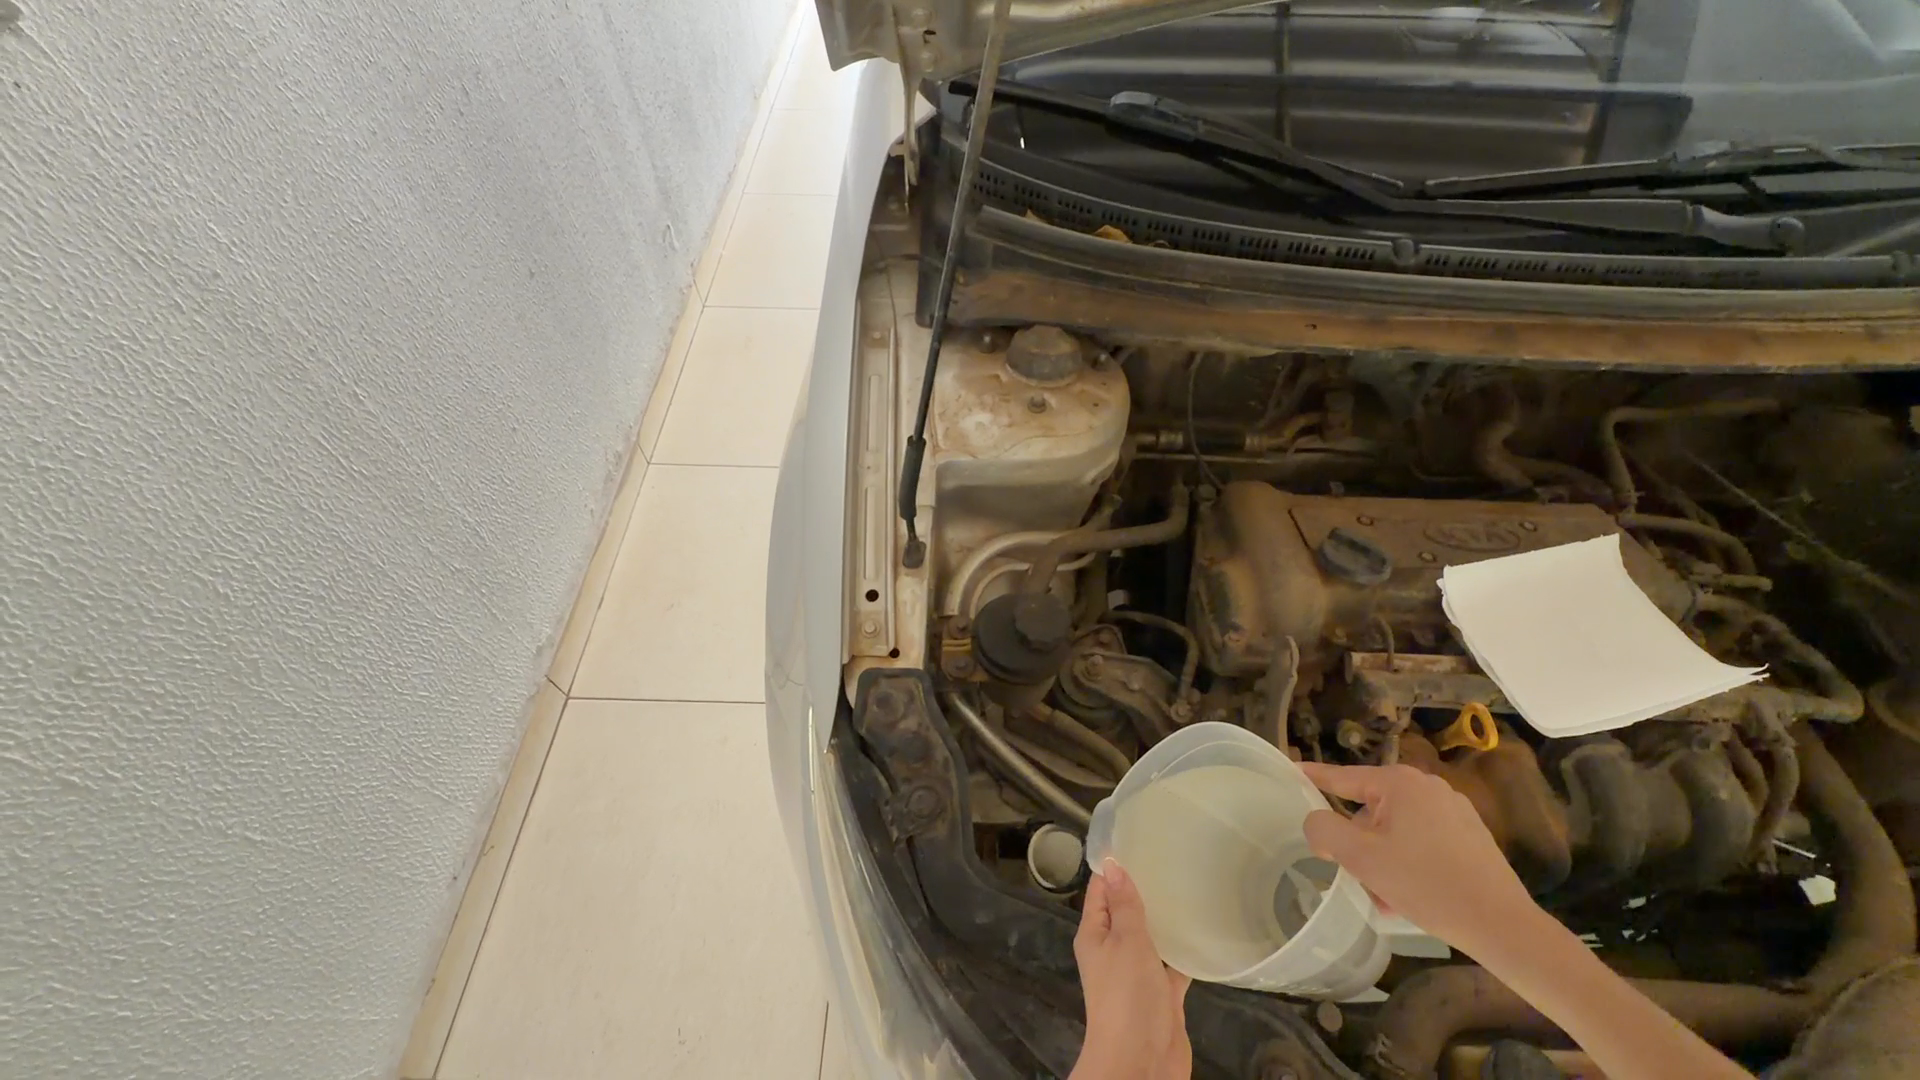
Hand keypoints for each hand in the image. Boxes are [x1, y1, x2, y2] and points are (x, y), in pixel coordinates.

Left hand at [1069, 860, 1192, 1079]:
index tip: (1137, 838)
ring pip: (1151, 936)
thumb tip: (1111, 864)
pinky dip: (1184, 951)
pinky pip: (1172, 964)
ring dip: (1165, 918)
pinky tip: (1203, 933)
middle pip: (1126, 911)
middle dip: (1145, 888)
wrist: (1140, 1063)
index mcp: (1095, 934)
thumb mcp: (1126, 942)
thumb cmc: (1126, 996)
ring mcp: (1137, 973)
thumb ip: (1124, 905)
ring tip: (1191, 887)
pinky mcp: (1162, 994)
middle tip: (1173, 857)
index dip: (1114, 866)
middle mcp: (1113, 950)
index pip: (1101, 889)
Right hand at [1299, 761, 1534, 956]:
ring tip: (1384, 894)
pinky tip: (1411, 893)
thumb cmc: (1426, 884)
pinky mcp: (1470, 834)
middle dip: (1357, 840)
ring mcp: (1453, 809)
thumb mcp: (1361, 857)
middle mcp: (1427, 787)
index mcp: (1399, 784)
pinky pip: (1422, 838)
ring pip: (1395, 827)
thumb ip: (1324, 829)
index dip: (1314, 777)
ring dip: (1381, 855)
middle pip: (1370, 808)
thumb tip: (1316, 821)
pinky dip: (1407, 859)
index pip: (1343, 777)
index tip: (1292, 771)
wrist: (1501, 924)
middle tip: (1355, 874)